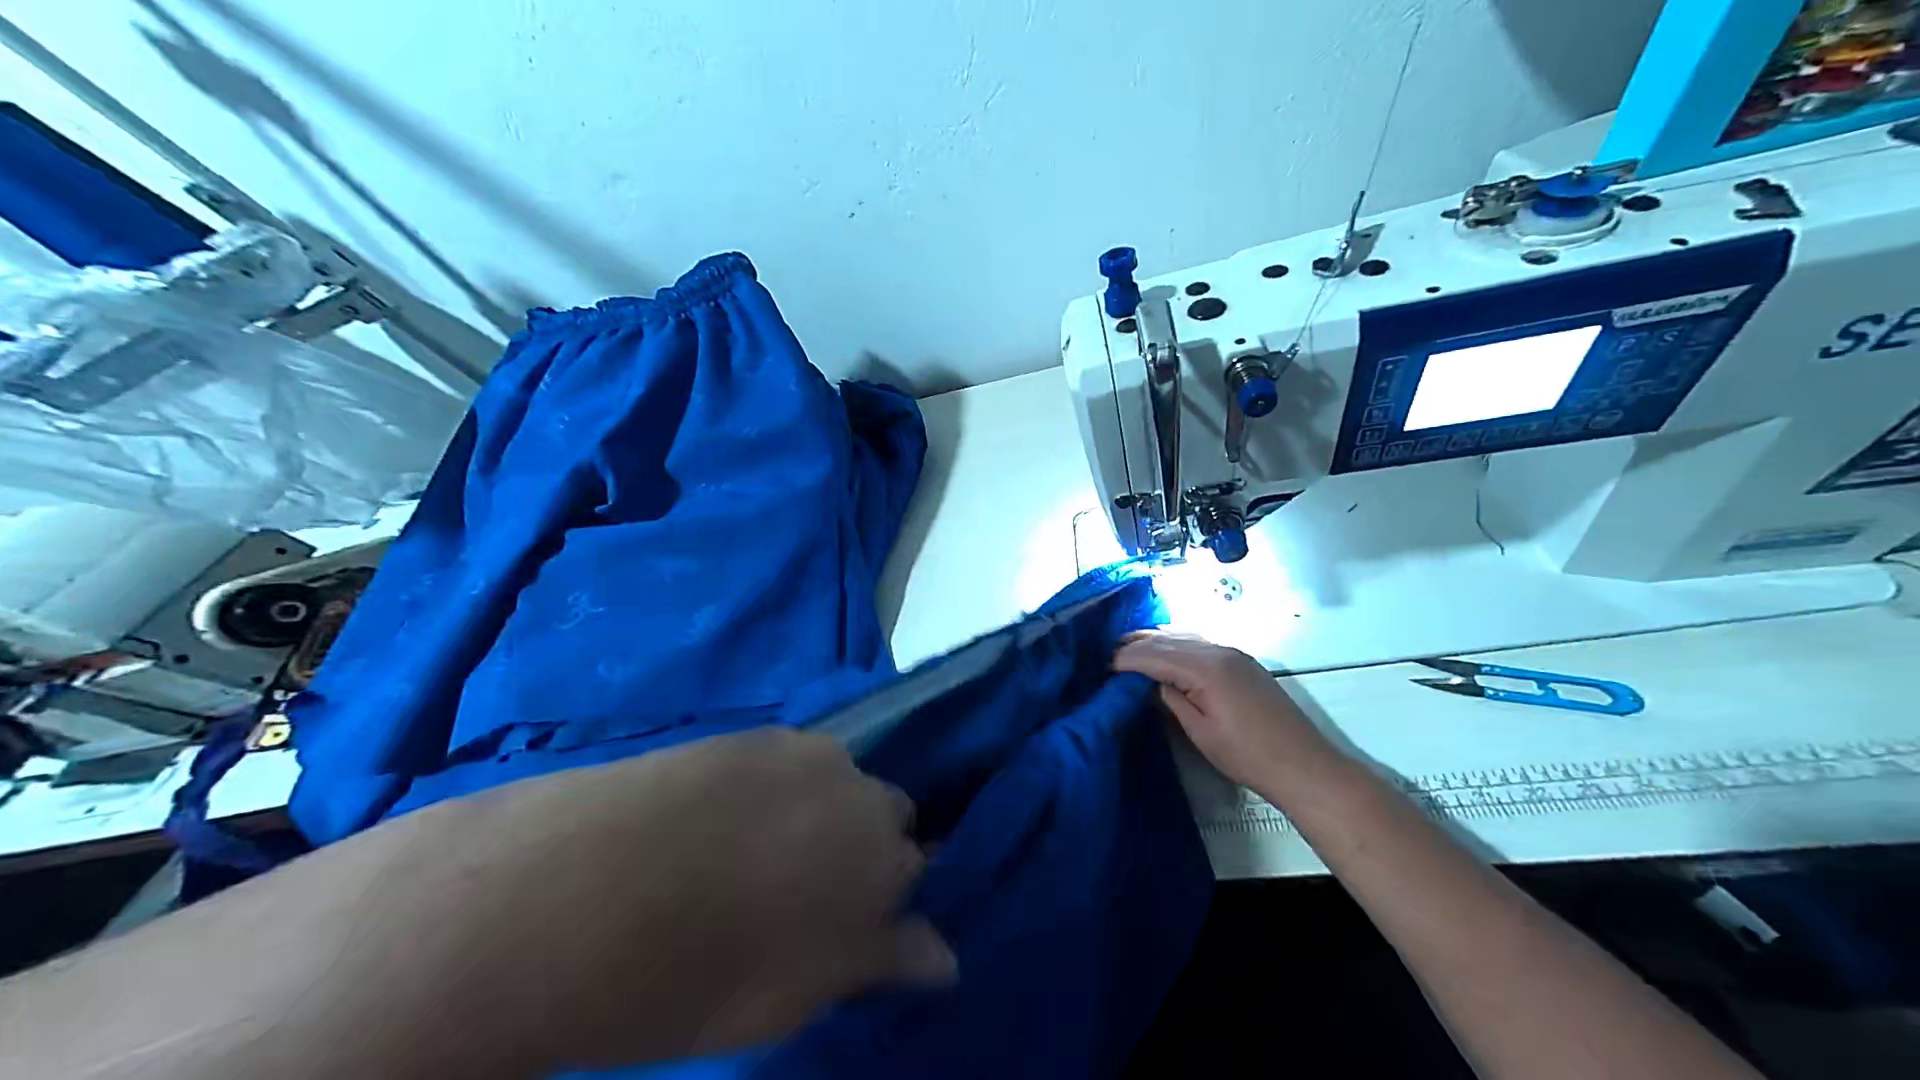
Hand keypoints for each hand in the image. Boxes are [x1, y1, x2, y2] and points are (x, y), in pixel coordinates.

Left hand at [412, 729, 953, 1070]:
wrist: (577, 890)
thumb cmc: (694, 973)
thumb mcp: (795, 993)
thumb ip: (877, 962)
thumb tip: (944, 958)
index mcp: (884, 860)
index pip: (917, 870)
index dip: (887, 901)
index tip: (855, 924)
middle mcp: (858, 792)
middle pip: (884, 815)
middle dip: (861, 849)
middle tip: (804, 893)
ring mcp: (802, 755)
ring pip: (836, 785)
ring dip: (820, 812)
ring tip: (757, 852)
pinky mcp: (752, 736)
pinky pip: (790, 763)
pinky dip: (777, 789)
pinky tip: (724, 819)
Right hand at [1113, 631, 1336, 788]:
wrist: (1303, 764)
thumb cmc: (1247, 755)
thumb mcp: (1200, 732)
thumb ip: (1171, 700)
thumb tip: (1149, 682)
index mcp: (1205, 668)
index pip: (1154, 655)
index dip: (1126, 659)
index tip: (1101, 665)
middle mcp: (1218, 651)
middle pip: (1168, 640)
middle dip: (1136, 644)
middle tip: (1107, 653)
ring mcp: (1233, 653)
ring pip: (1184, 637)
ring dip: (1155, 641)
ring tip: (1128, 648)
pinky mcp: (1241, 662)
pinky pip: (1199, 643)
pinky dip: (1176, 644)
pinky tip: (1165, 652)